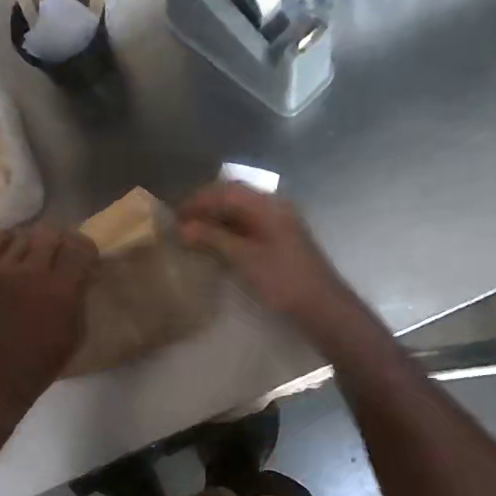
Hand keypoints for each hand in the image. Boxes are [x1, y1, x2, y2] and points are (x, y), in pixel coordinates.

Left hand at [0, 224, 98, 408]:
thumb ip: (79, 298)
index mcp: (62, 291)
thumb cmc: (39, 364)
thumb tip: (82, 272)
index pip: (79, 246)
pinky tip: (12, 256)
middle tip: (59, 258)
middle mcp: (32, 272)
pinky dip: (8, 242)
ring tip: (34, 259)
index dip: (85, 249)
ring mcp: (1, 269)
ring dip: (34, 244)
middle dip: (60, 243)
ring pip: (24, 235)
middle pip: (51, 233)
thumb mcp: (75, 335)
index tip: (84, 260)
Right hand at [179, 183, 356, 329]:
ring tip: (192, 232)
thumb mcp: (244, 258)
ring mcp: (278, 222)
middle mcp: (274, 206)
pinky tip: (214, 243)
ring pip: (240, 211)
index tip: (174, 214)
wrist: (320, 305)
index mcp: (268, 205)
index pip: (227, 191)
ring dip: (216, 218)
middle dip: (206, 206)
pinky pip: (248, 224)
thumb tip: (183, 227)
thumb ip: (213, 239)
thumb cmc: (283, 280)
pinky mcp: (278, 238)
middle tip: (181, 222)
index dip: (198, 200)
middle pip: (234, 196)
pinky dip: (228, 229)